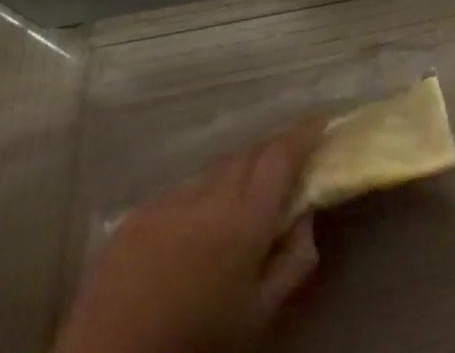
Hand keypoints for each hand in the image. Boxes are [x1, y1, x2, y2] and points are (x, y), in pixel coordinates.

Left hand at [53, 119, 323, 352]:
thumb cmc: (198, 340)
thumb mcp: (263, 309)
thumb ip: (295, 258)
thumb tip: (304, 217)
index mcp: (243, 218)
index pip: (280, 155)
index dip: (304, 133)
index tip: (321, 123)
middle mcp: (205, 198)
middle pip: (247, 153)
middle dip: (273, 149)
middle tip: (291, 160)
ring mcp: (165, 204)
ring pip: (213, 169)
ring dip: (237, 170)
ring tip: (245, 193)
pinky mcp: (133, 218)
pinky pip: (181, 190)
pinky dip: (203, 192)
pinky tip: (199, 222)